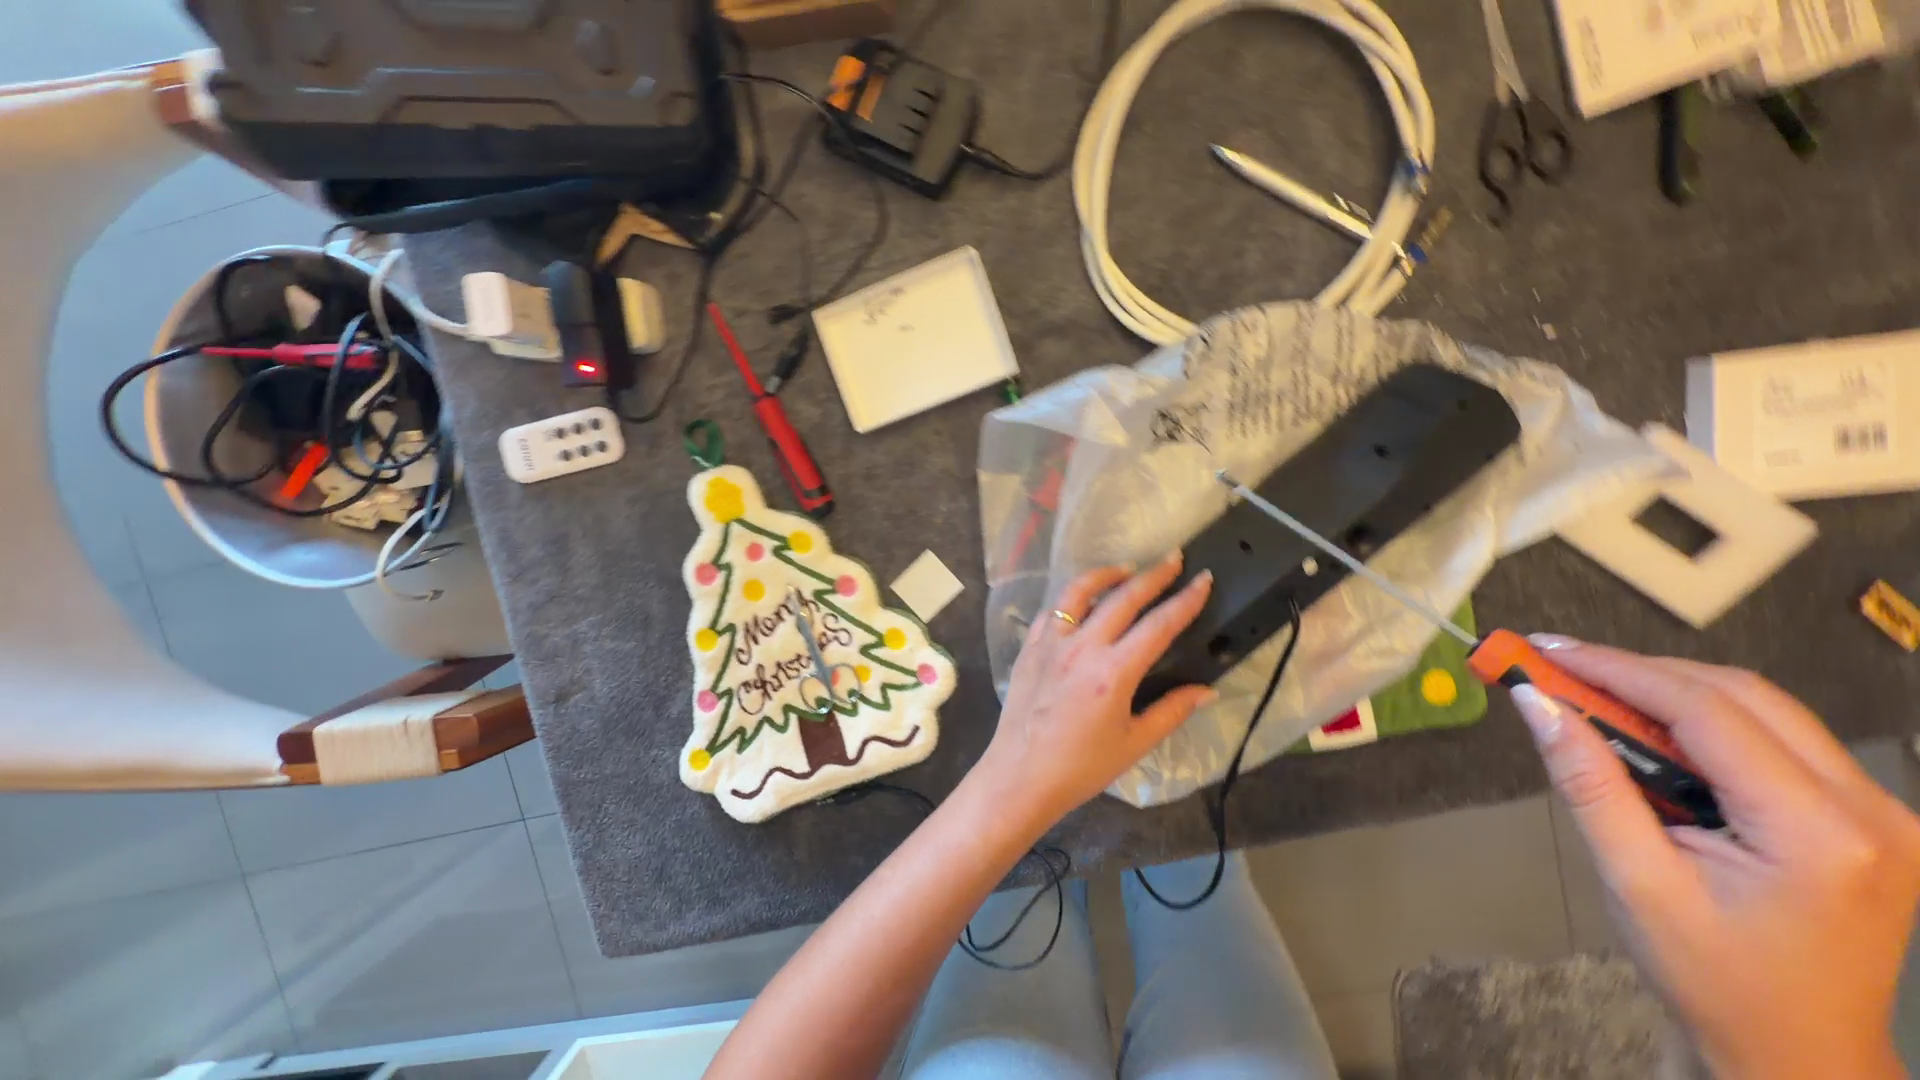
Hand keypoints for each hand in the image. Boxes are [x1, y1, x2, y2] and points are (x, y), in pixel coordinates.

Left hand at [972, 553, 1214, 829]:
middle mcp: (1082, 648)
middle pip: (1123, 597)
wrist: (1019, 778)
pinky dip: (1071, 598)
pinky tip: (1082, 601)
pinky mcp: (1029, 648)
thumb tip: (1206, 690)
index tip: (1203, 580)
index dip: (1186, 600)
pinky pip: (1053, 611)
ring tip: (1127, 569)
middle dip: (1154, 575)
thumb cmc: (1081, 768)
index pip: (1158, 625)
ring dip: (1107, 575)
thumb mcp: (1134, 744)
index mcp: (1113, 673)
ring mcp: (1051, 644)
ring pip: (1079, 592)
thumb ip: (1172, 712)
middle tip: (1174, 559)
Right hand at [1512, 637, 1919, 1079]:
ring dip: (1673, 691)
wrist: (1796, 1054)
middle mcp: (1871, 808)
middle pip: (1743, 696)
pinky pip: (1778, 739)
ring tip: (1593, 692)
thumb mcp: (1635, 881)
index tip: (1546, 651)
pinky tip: (1651, 731)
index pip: (1708, 713)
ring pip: (1763, 709)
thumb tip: (1535, 702)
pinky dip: (1704, 721)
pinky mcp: (1867, 817)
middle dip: (1643, 671)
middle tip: (1559, 665)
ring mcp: (1881, 811)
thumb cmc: (1708, 976)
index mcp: (1818, 832)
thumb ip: (1589, 782)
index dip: (1620, 670)